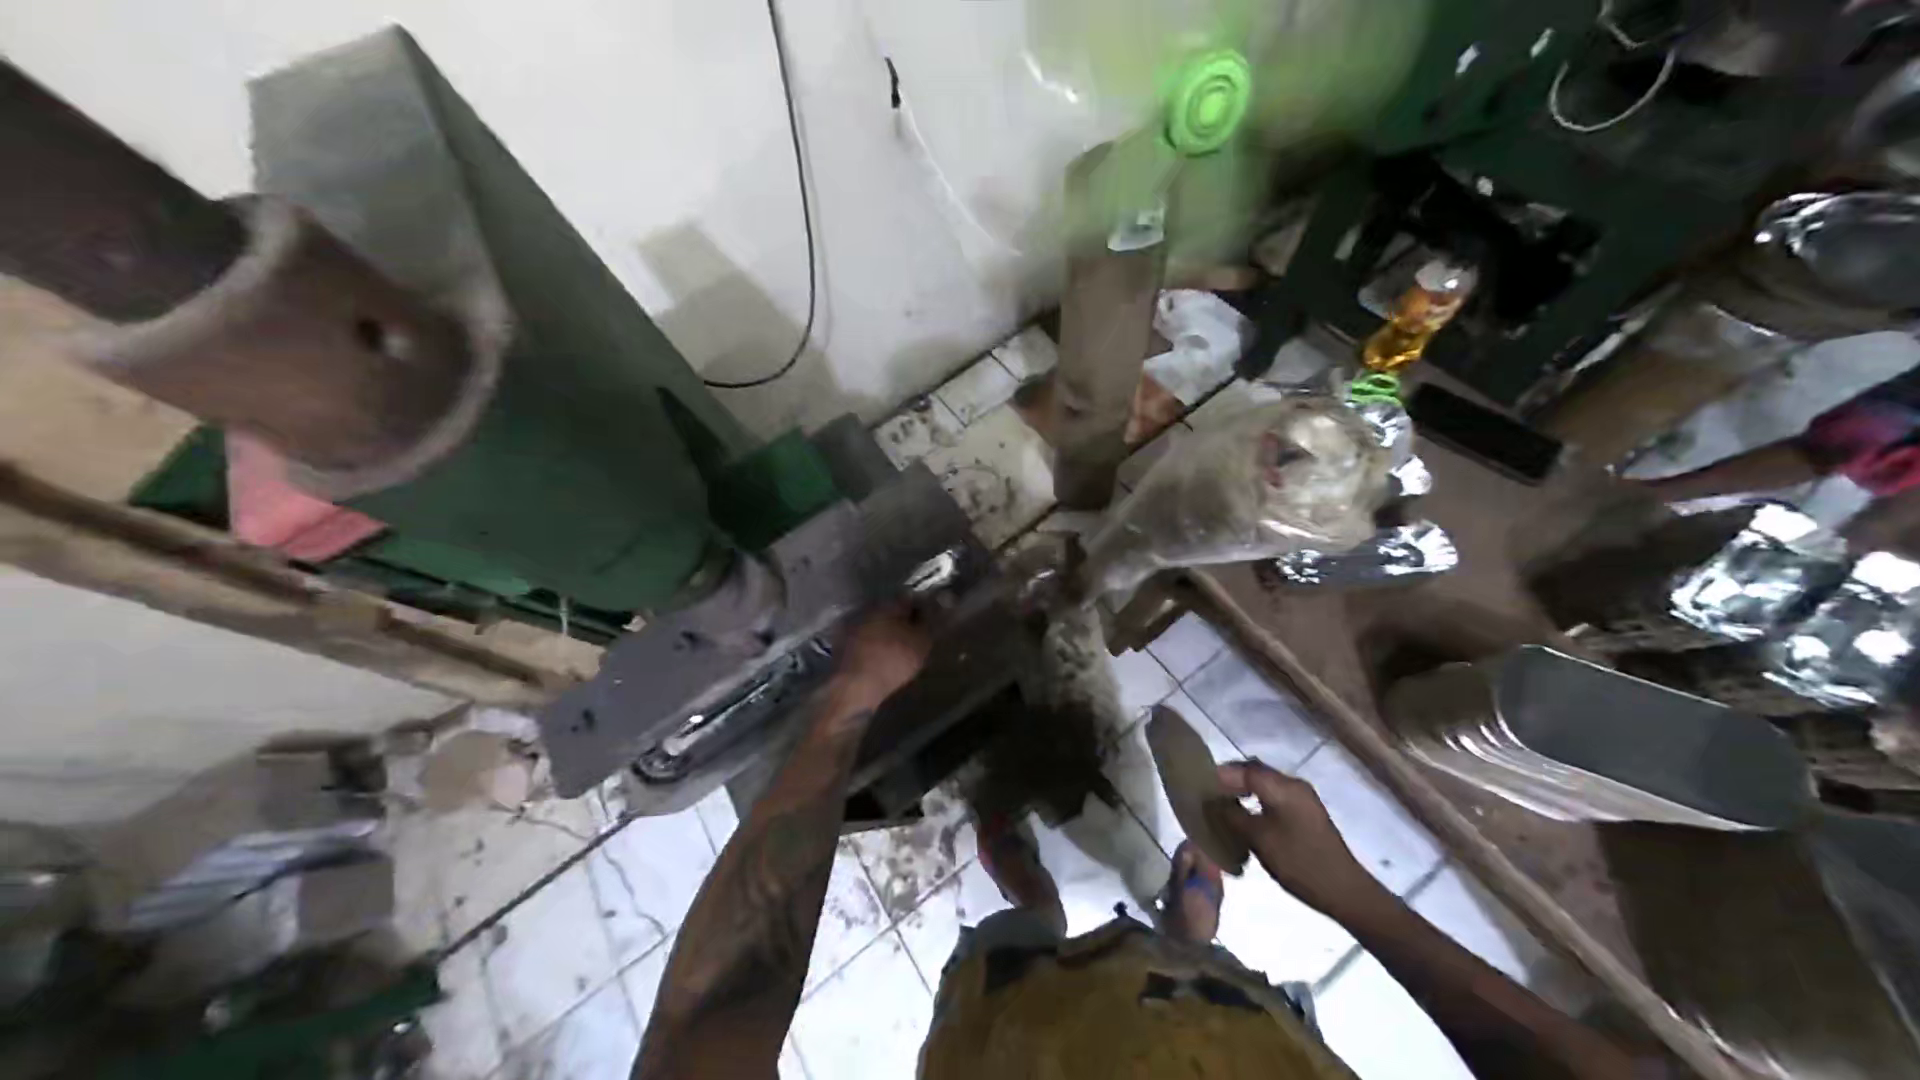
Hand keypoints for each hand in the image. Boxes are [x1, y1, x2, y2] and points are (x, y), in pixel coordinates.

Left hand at [829, 604, 930, 711]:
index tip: (931, 621)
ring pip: (875, 623)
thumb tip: (945, 598)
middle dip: (903, 619)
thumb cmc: (892, 660)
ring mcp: (851, 625)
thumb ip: (933, 619)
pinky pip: (863, 639)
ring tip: (897, 649)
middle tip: (915, 636)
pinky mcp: (840, 644)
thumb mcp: (922, 641)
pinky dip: (872, 644)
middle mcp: (867, 608)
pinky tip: (878, 658)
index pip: (911, 597)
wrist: (853, 685)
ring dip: (886, 631)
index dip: (924, 607)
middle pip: (891, 609)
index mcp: (888, 603)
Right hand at [1217, 760, 1385, 918]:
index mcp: (1284, 787)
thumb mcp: (1259, 839)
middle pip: (1255, 772)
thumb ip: (1232, 814)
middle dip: (1230, 781)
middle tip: (1209, 797)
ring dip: (1242, 792)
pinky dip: (1256, 803)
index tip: (1200, 787)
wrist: (1346, 893)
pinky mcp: (1306, 815)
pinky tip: (1245, 820)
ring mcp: (1303, 800)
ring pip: (1264, 785)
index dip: (1221, 774)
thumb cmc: (1300, 863)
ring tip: (1223, 809)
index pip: (1245, 768)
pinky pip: (1274, 798)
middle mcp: (1294, 786)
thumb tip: (1212, 801)